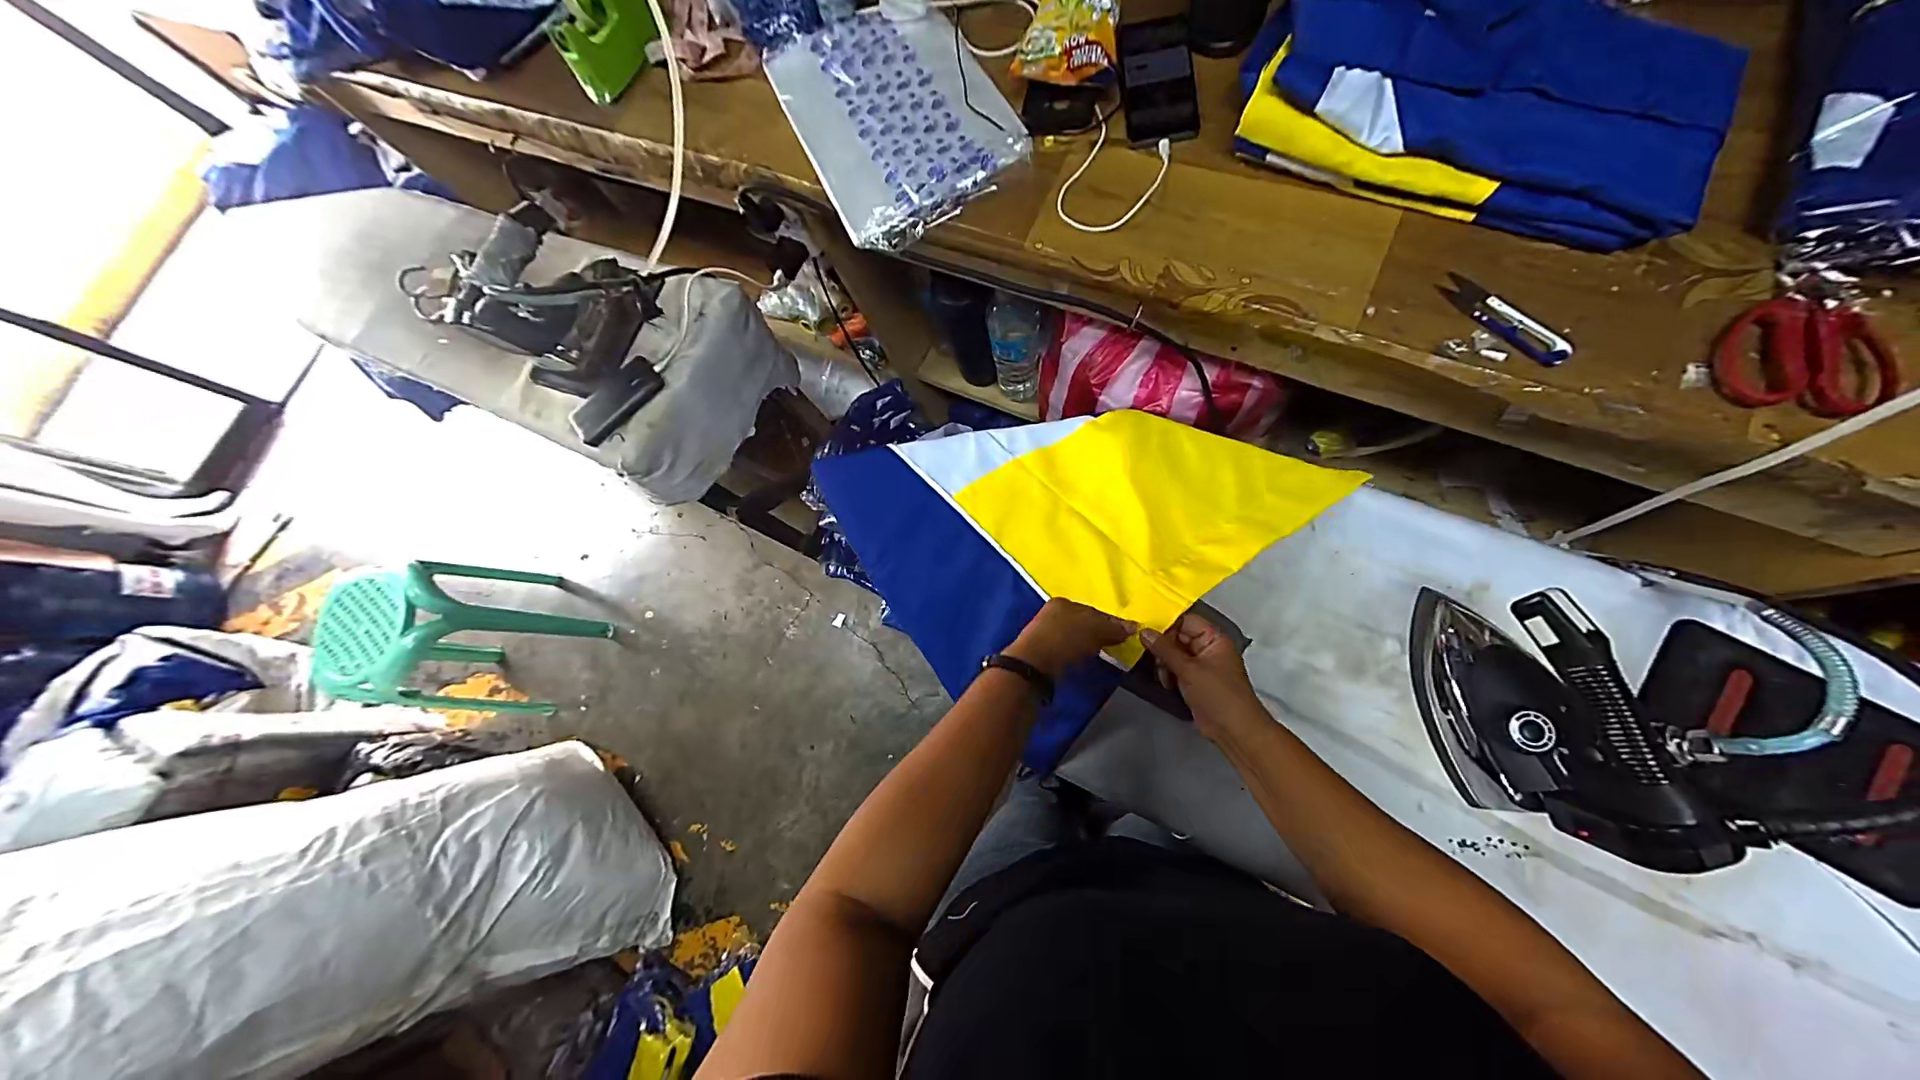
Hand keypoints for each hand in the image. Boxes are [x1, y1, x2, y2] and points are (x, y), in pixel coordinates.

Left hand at [1005, 598, 1136, 677]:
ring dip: (1088, 646)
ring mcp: (1044, 634)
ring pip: (1074, 638)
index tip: (1126, 634)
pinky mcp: (1041, 653)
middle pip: (1083, 623)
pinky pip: (1066, 651)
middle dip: (1099, 634)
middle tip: (1116, 646)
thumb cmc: (1063, 639)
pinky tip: (1083, 662)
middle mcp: (1051, 614)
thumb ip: (1112, 627)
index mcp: (1062, 602)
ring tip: (1102, 656)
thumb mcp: (1093, 628)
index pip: (1093, 610)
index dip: (1111, 622)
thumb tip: (1132, 628)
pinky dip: (1076, 656)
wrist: (1032, 666)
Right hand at [1140, 613, 1264, 742]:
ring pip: (1174, 654)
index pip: (1185, 621)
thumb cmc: (1217, 695)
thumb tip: (1144, 631)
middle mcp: (1208, 648)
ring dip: (1164, 663)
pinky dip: (1168, 674)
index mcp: (1214, 638)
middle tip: (1153, 659)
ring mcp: (1201, 664)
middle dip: (1163, 647)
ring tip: (1164, 676)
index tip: (1145, 631)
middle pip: (1177, 637)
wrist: (1234, 730)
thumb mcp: (1189, 669)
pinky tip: (1167, 683)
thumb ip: (1164, 649)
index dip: (1166, 624)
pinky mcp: (1195, 680)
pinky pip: (1176, 668)